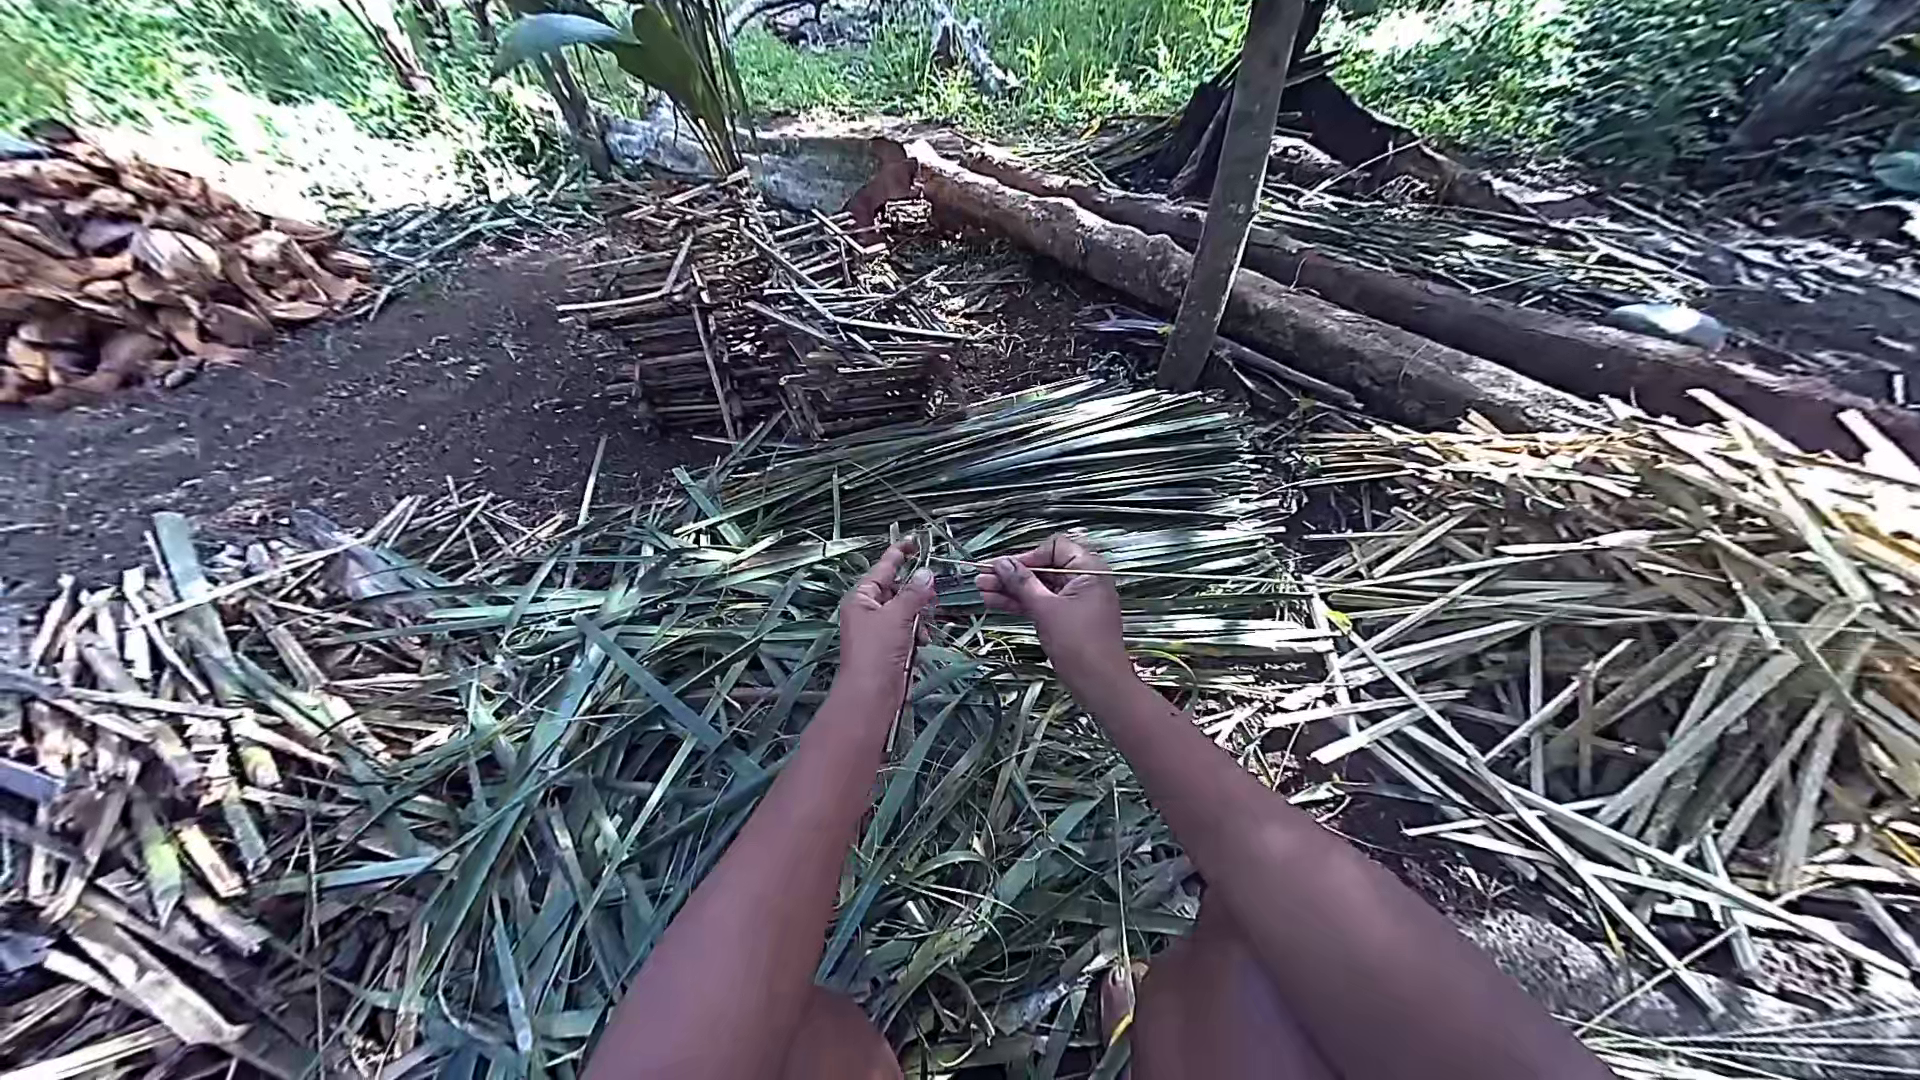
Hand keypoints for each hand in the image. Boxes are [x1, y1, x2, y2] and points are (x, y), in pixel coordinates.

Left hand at [838, 538, 936, 687]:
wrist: (872, 696)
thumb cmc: (877, 651)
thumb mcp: (897, 617)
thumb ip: (914, 593)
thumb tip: (927, 573)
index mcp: (862, 598)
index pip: (883, 568)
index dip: (899, 554)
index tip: (915, 542)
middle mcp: (869, 611)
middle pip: (897, 590)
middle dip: (916, 591)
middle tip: (936, 587)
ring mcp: (880, 630)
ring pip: (907, 611)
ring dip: (919, 616)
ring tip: (924, 626)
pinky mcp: (891, 647)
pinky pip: (910, 630)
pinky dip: (918, 633)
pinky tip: (922, 642)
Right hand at [976, 535, 1132, 690]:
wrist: (1100, 685)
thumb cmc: (1078, 643)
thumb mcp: (1046, 609)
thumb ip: (1022, 583)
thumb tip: (1001, 562)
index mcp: (1089, 570)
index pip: (1054, 548)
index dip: (1027, 556)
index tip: (1004, 567)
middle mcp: (1084, 580)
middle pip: (1043, 567)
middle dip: (1012, 574)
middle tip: (983, 577)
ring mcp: (1076, 600)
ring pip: (1039, 587)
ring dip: (1011, 589)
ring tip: (981, 589)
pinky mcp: (1067, 618)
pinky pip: (1042, 603)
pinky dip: (1021, 603)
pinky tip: (995, 602)